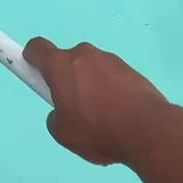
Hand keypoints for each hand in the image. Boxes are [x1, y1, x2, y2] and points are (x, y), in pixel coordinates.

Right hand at [24, 37, 173, 167]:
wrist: (150, 132)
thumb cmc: (99, 130)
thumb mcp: (64, 134)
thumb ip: (55, 119)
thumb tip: (62, 114)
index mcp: (61, 64)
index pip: (37, 47)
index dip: (32, 57)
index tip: (34, 70)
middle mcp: (84, 55)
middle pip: (68, 60)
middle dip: (67, 78)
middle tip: (75, 107)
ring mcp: (110, 60)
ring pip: (93, 70)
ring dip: (92, 86)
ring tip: (105, 119)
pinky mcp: (132, 71)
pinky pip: (114, 78)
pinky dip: (113, 92)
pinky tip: (122, 118)